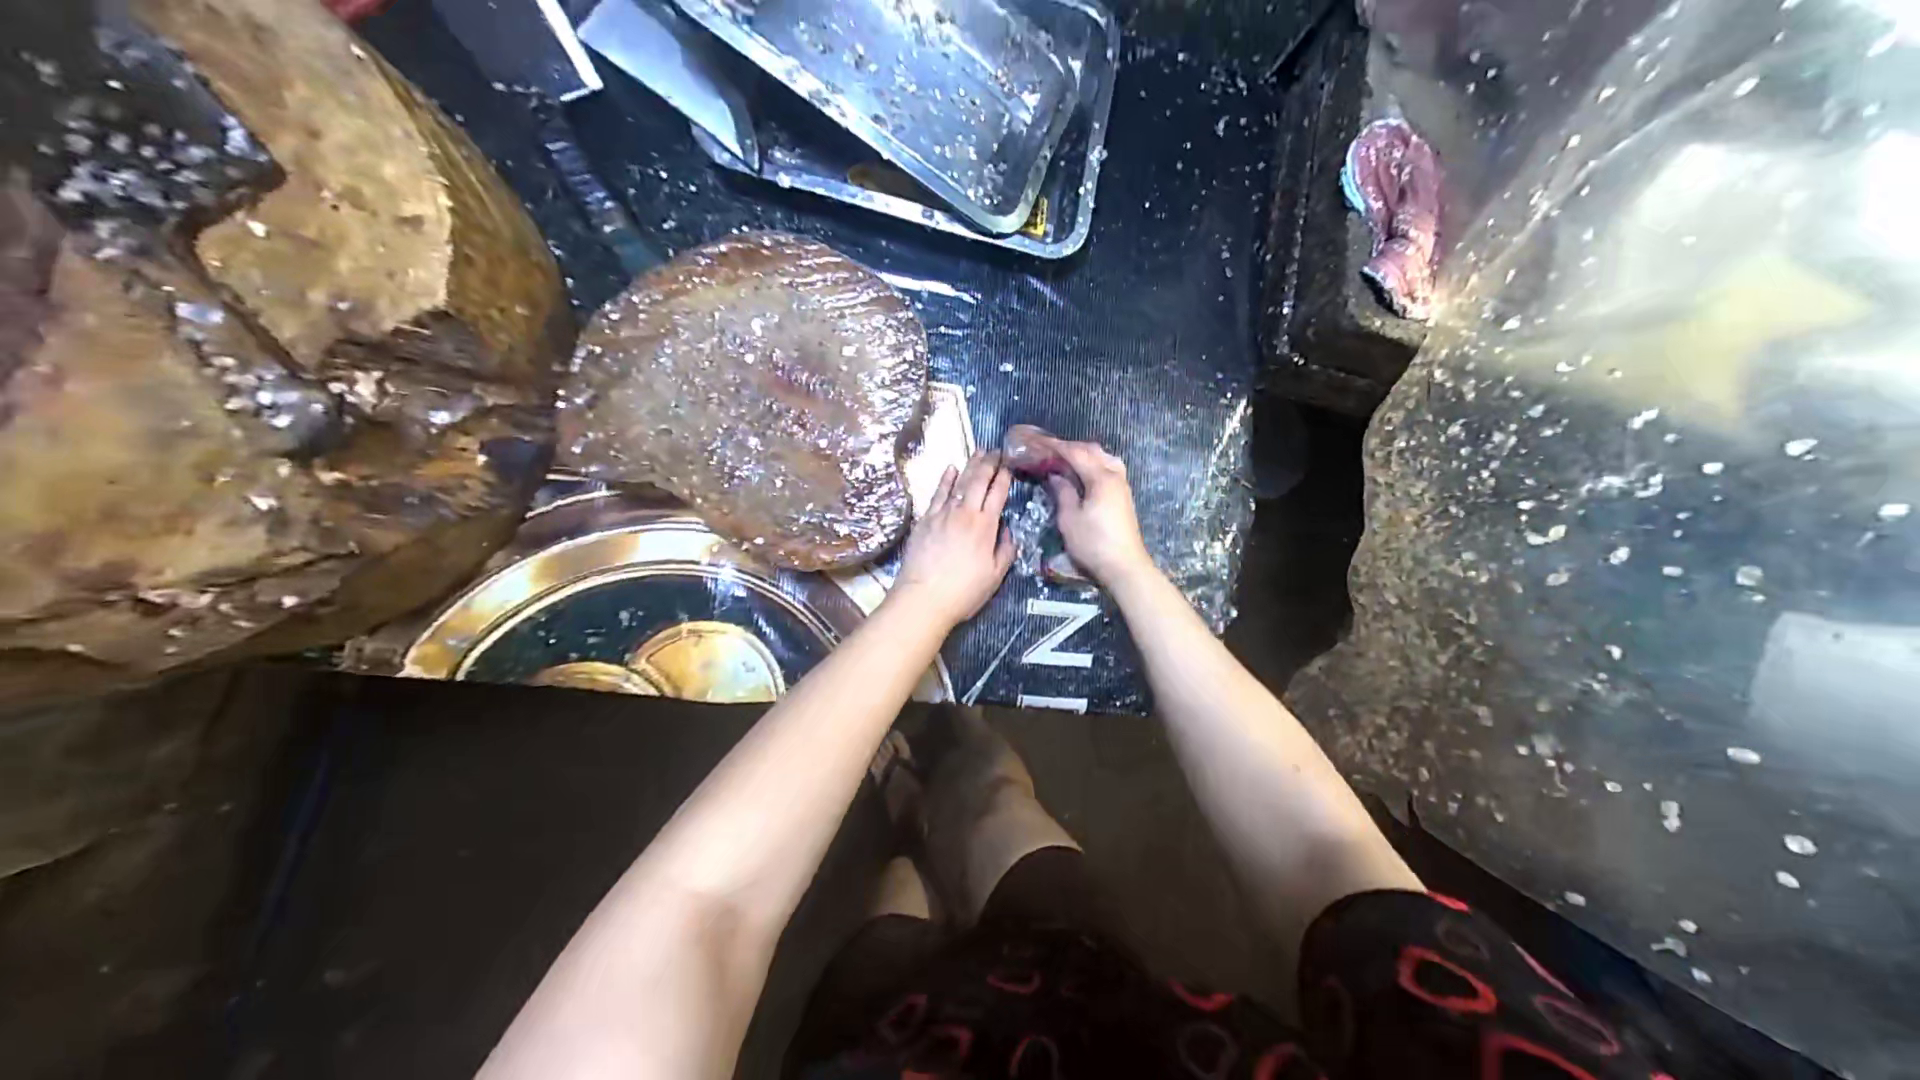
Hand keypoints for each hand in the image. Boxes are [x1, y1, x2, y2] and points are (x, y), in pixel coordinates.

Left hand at [891, 452, 1015, 626]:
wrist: (924, 597)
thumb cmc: (963, 592)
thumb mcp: (995, 576)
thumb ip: (1006, 550)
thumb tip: (1008, 531)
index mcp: (985, 526)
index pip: (998, 494)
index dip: (1005, 476)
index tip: (1009, 464)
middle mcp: (965, 513)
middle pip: (978, 481)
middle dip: (989, 463)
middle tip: (996, 450)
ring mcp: (943, 514)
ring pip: (959, 482)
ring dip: (970, 465)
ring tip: (978, 451)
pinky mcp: (925, 519)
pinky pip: (938, 493)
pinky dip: (945, 479)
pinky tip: (950, 469)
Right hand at [1045, 441, 1155, 587]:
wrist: (1124, 567)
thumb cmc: (1093, 543)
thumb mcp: (1070, 518)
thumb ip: (1062, 492)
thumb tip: (1056, 475)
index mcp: (1101, 477)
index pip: (1075, 453)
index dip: (1054, 446)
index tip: (1035, 442)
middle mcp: (1115, 475)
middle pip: (1091, 451)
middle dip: (1069, 447)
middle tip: (1047, 450)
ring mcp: (1122, 485)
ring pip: (1103, 458)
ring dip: (1083, 454)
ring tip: (1064, 460)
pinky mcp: (1123, 496)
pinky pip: (1107, 469)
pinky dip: (1092, 464)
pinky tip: (1082, 473)